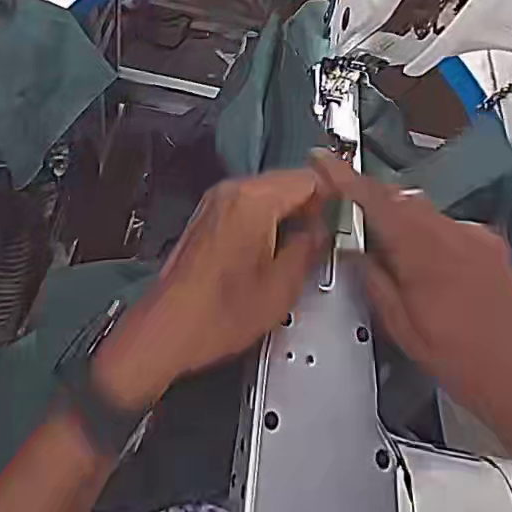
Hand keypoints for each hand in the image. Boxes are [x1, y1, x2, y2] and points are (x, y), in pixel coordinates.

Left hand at [94, 171, 330, 409]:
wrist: (166, 332)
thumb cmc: (216, 314)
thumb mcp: (281, 286)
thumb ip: (310, 248)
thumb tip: (321, 233)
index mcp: (253, 200)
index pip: (309, 179)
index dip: (333, 196)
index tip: (344, 213)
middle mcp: (231, 192)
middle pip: (288, 181)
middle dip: (312, 204)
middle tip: (328, 231)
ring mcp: (216, 203)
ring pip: (269, 192)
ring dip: (290, 210)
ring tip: (303, 244)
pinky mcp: (207, 217)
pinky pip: (249, 204)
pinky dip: (268, 218)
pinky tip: (274, 248)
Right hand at [308, 149, 511, 427]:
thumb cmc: (459, 359)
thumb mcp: (401, 327)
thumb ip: (375, 281)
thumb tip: (357, 253)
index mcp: (422, 252)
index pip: (375, 201)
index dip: (345, 177)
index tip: (325, 161)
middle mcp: (450, 234)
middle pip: (400, 198)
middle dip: (372, 197)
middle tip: (351, 207)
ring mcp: (474, 236)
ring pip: (425, 210)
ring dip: (403, 218)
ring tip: (393, 251)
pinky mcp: (490, 243)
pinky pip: (451, 224)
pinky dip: (432, 233)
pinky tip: (432, 263)